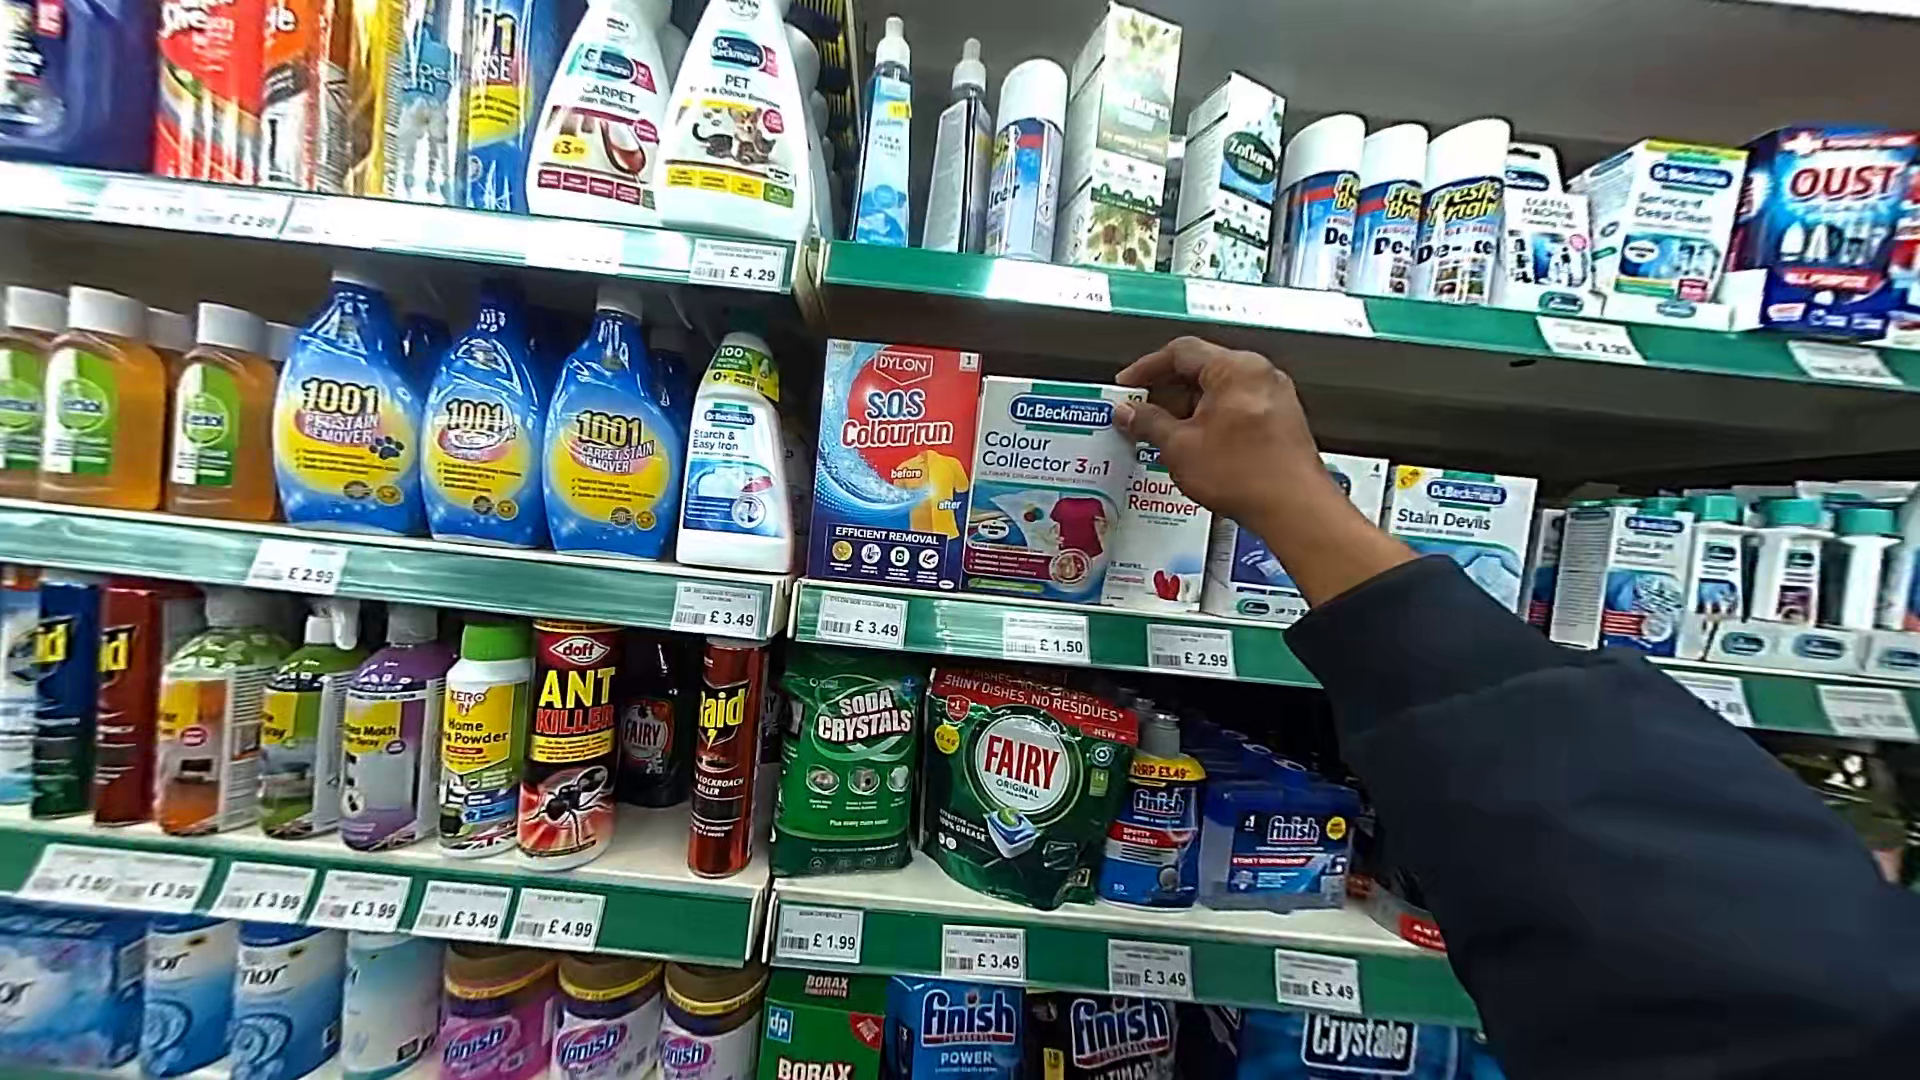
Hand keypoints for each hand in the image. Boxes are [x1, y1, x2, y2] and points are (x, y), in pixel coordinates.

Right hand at [1113, 336, 1334, 529]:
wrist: (1292, 508)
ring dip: (1184, 406)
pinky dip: (1207, 417)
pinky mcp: (1278, 418)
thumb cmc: (1244, 474)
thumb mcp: (1179, 446)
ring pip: (1217, 389)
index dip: (1145, 368)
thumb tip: (1128, 411)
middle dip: (1163, 389)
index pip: (1180, 351)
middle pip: (1200, 368)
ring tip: (1159, 432)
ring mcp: (1272, 396)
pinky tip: (1189, 443)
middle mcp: (1259, 374)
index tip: (1127, 386)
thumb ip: (1148, 422)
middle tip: (1138, 410)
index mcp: (1234, 369)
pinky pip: (1234, 406)